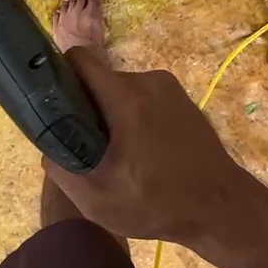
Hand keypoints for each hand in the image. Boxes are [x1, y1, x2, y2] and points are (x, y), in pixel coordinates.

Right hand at [45, 44, 266, 245]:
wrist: (221, 208)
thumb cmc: (159, 205)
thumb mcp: (99, 200)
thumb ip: (63, 170)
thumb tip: (46, 148)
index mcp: (126, 99)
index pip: (80, 59)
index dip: (60, 73)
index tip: (52, 99)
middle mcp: (147, 81)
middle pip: (100, 78)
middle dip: (87, 104)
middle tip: (86, 141)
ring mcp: (168, 86)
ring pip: (121, 88)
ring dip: (112, 112)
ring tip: (117, 150)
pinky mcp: (181, 96)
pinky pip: (143, 95)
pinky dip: (133, 114)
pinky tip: (140, 148)